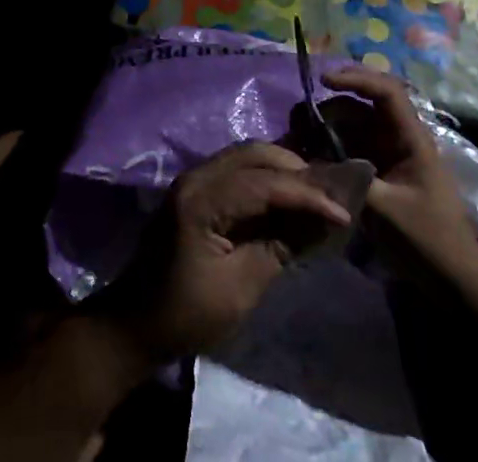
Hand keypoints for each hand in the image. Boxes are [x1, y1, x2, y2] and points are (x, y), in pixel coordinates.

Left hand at [91, 142, 350, 360]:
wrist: (134, 324)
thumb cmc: (185, 313)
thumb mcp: (240, 289)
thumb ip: (281, 248)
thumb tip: (322, 223)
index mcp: (201, 200)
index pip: (263, 184)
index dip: (307, 196)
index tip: (343, 213)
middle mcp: (196, 177)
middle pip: (254, 154)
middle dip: (296, 170)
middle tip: (332, 193)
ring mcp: (193, 180)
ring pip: (246, 157)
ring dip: (282, 171)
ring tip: (317, 193)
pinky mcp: (196, 191)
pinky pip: (237, 171)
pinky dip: (266, 179)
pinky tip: (288, 197)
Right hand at [321, 67, 477, 273]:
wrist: (452, 276)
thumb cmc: (427, 239)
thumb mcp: (386, 210)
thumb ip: (350, 180)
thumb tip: (313, 160)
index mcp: (413, 139)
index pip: (387, 92)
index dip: (357, 79)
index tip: (324, 80)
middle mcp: (401, 138)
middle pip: (365, 103)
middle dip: (334, 102)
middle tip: (302, 114)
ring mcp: (390, 153)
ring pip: (355, 123)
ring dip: (329, 124)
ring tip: (300, 133)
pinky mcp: (380, 169)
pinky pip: (352, 145)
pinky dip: (331, 144)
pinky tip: (311, 152)